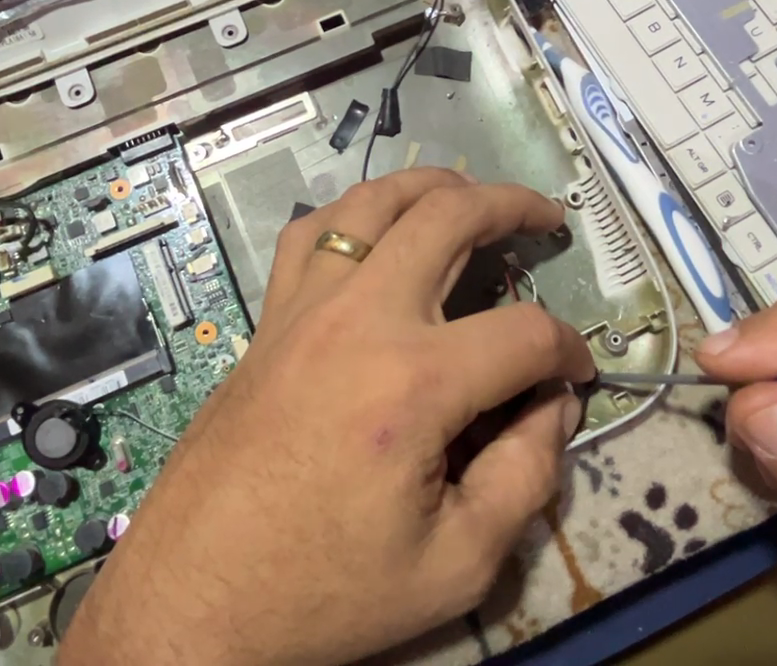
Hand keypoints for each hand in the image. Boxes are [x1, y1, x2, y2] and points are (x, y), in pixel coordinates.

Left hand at [59, 169, 595, 665]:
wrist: (199, 591)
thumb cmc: (326, 588)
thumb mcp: (457, 564)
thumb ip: (525, 475)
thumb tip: (552, 403)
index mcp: (414, 382)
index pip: (524, 334)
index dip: (568, 351)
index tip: (577, 375)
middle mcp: (360, 318)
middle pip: (449, 218)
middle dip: (513, 206)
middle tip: (547, 220)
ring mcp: (306, 307)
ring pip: (373, 203)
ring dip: (432, 185)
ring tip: (469, 194)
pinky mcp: (270, 317)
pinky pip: (309, 234)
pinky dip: (353, 213)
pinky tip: (374, 227)